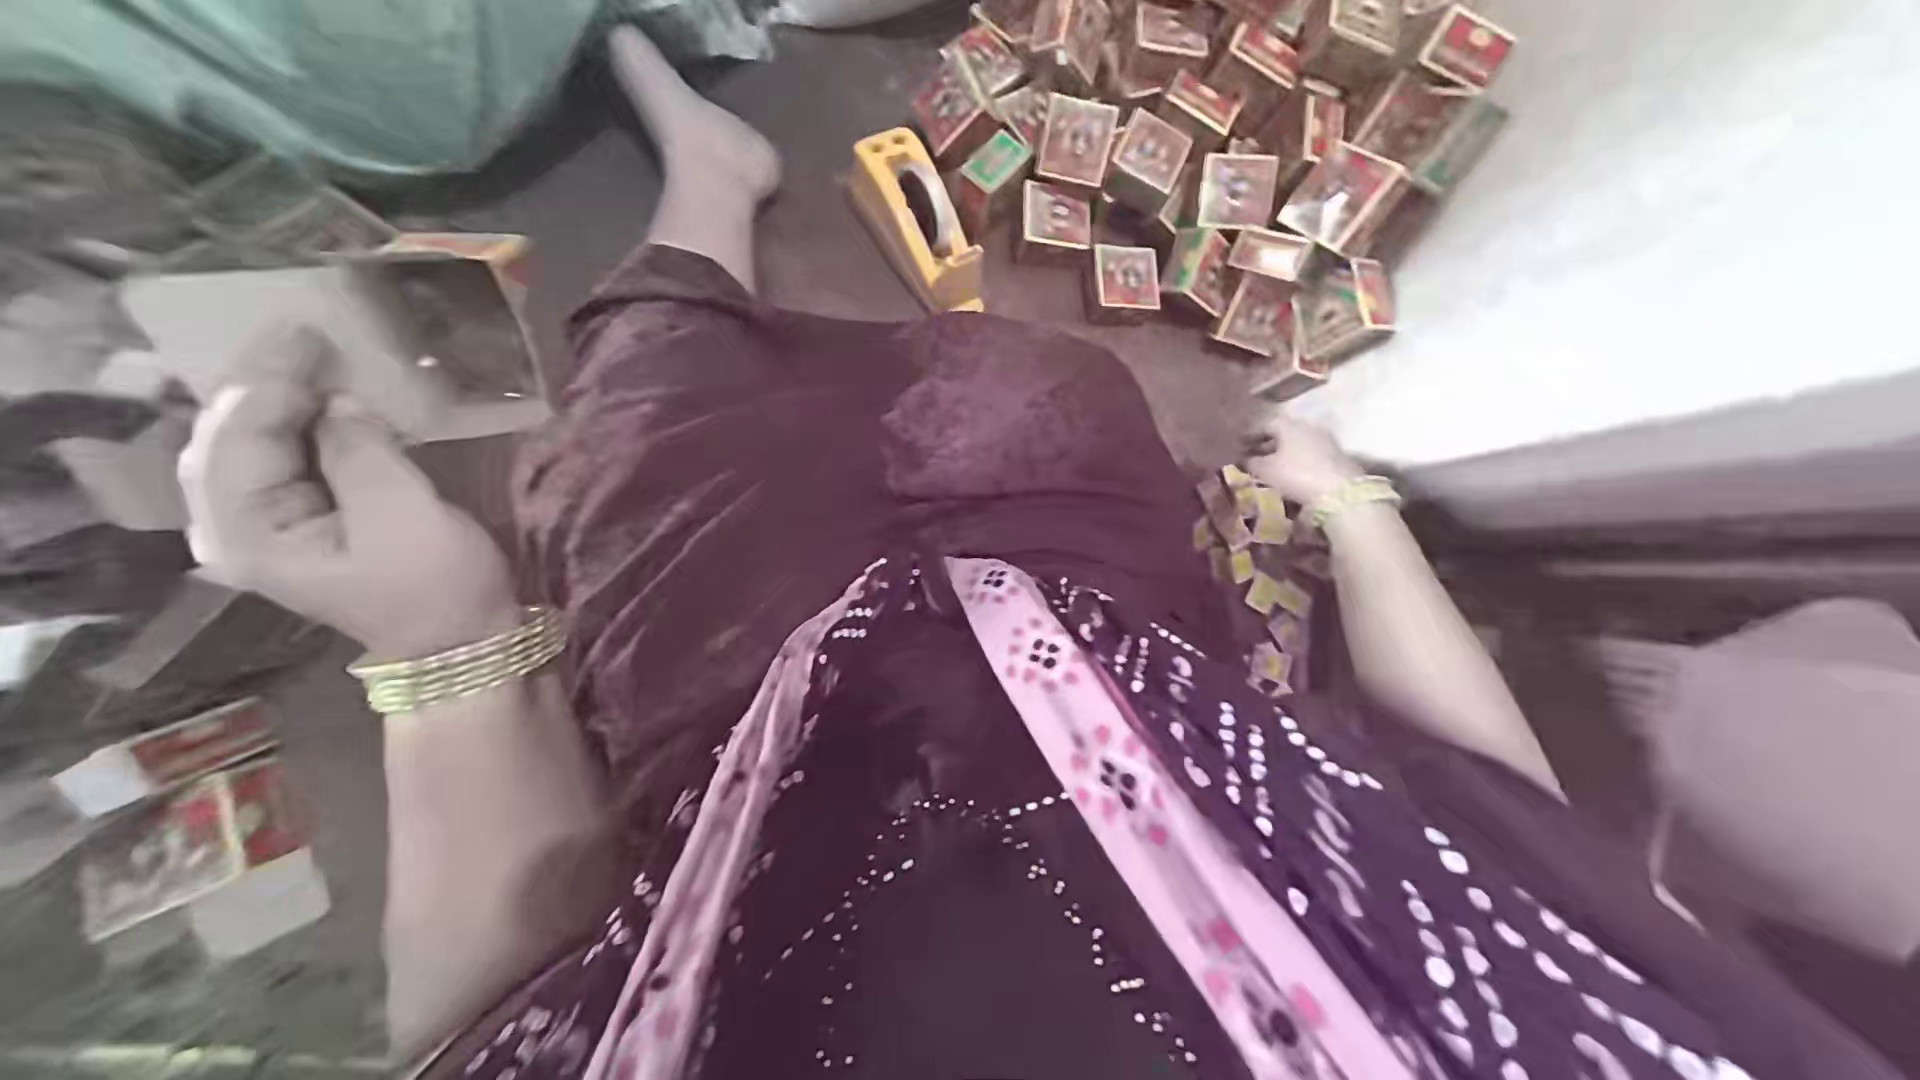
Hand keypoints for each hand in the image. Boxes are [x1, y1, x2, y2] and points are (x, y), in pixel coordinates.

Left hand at [178, 328, 518, 659]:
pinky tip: (320, 404)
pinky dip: (301, 428)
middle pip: (228, 439)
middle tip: (303, 339)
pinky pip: (286, 465)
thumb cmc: (438, 585)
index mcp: (249, 535)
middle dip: (262, 385)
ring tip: (308, 360)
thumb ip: (362, 452)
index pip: (236, 439)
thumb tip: (340, 402)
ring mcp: (272, 531)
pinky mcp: (308, 528)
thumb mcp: (404, 515)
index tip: (306, 336)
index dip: (268, 382)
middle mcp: (239, 531)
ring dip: (279, 403)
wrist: (464, 642)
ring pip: (253, 448)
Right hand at [1246, 415, 1364, 505]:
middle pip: (1282, 433)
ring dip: (1280, 452)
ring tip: (1268, 466)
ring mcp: (1324, 440)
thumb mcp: (1265, 470)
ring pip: (1295, 443)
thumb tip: (1243, 458)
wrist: (1340, 492)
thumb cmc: (1296, 475)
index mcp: (1289, 425)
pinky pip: (1307, 453)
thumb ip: (1250, 462)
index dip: (1249, 434)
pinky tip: (1287, 471)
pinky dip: (1294, 459)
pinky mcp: (1334, 455)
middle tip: (1250, 456)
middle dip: (1265, 444)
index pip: (1264, 424)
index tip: (1237, 444)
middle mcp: (1308, 427)